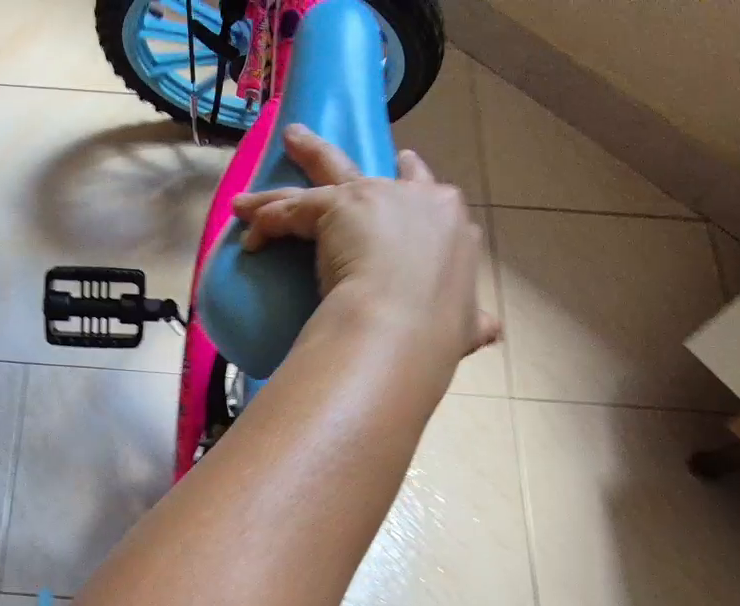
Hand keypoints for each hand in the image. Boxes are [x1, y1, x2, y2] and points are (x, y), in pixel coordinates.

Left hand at [230, 126, 499, 359]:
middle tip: (352, 146)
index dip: (416, 188)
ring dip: (306, 156)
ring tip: (286, 141)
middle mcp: (420, 200)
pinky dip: (269, 215)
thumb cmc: (434, 331)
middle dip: (368, 157)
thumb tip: (492, 331)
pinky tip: (247, 224)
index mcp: (452, 228)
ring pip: (332, 172)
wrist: (404, 324)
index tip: (409, 173)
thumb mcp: (466, 326)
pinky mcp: (337, 207)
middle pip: (387, 170)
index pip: (433, 199)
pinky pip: (294, 206)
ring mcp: (378, 198)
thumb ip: (474, 323)